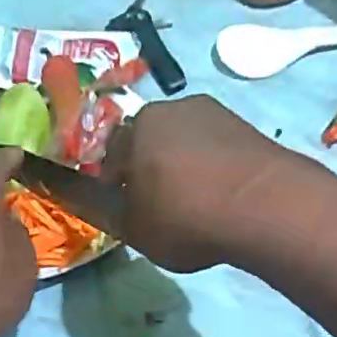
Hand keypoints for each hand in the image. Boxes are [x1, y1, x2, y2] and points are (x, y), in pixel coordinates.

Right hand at [104, 95, 320, 272]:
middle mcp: (171, 108)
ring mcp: (213, 113)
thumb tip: (74, 194)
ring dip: (184, 171)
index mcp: (135, 129)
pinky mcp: (245, 128)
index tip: (126, 215)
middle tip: (162, 212)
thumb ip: (103, 212)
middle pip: (149, 145)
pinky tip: (222, 201)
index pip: (110, 158)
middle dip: (150, 174)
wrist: (261, 205)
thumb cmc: (185, 217)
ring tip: (196, 209)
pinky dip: (213, 172)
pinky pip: (217, 152)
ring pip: (185, 146)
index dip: (113, 189)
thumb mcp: (133, 228)